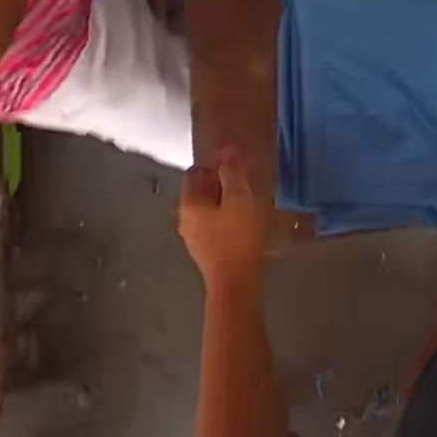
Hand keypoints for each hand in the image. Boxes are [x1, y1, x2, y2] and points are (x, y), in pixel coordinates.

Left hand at [179, 145, 274, 290]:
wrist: (236, 283)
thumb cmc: (238, 237)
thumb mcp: (240, 199)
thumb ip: (233, 175)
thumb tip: (229, 157)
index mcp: (190, 204)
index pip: (197, 172)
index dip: (217, 160)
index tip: (238, 154)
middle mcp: (187, 219)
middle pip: (202, 189)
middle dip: (222, 177)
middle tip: (245, 170)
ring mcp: (196, 237)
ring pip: (209, 207)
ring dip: (227, 195)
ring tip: (249, 191)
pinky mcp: (208, 250)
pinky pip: (216, 222)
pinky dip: (228, 212)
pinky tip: (246, 215)